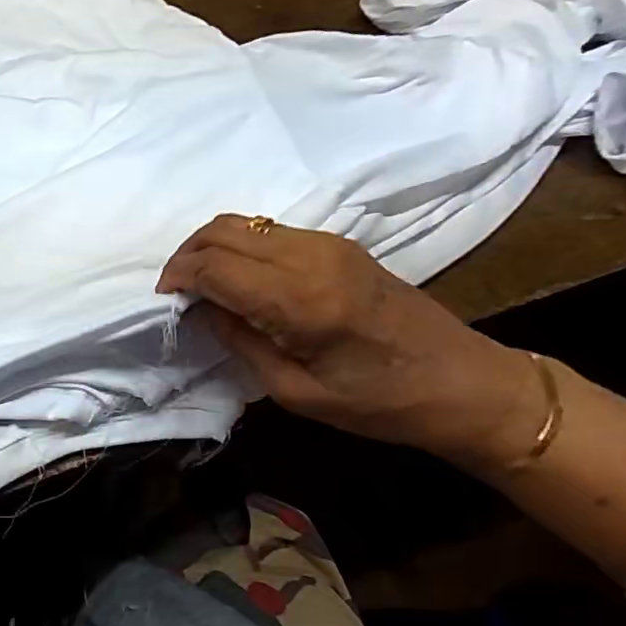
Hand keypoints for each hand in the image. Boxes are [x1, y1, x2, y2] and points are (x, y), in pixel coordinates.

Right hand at [157, 215, 545, 469]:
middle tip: (175, 289)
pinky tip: (238, 276)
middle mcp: (310, 256)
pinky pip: (271, 230)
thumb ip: (242, 342)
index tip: (163, 299)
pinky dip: (241, 245)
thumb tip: (203, 308)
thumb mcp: (299, 391)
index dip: (180, 276)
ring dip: (213, 245)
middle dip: (188, 254)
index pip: (216, 265)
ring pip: (246, 222)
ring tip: (200, 282)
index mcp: (300, 300)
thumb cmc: (381, 403)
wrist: (462, 380)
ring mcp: (326, 242)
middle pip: (224, 230)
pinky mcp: (338, 243)